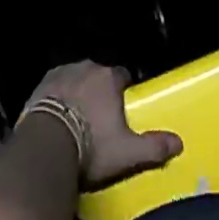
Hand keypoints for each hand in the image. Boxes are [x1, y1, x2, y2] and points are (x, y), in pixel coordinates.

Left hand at [25, 61, 180, 186]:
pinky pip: (55, 86)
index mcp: (108, 78)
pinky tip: (59, 115)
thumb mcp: (128, 152)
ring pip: (75, 78)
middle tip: (102, 116)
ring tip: (79, 116)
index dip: (124, 90)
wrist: (46, 142)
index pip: (122, 76)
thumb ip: (154, 146)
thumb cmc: (92, 145)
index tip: (124, 107)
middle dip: (100, 90)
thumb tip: (179, 142)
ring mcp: (59, 72)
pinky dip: (59, 96)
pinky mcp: (40, 83)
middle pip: (97, 75)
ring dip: (78, 91)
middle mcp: (84, 67)